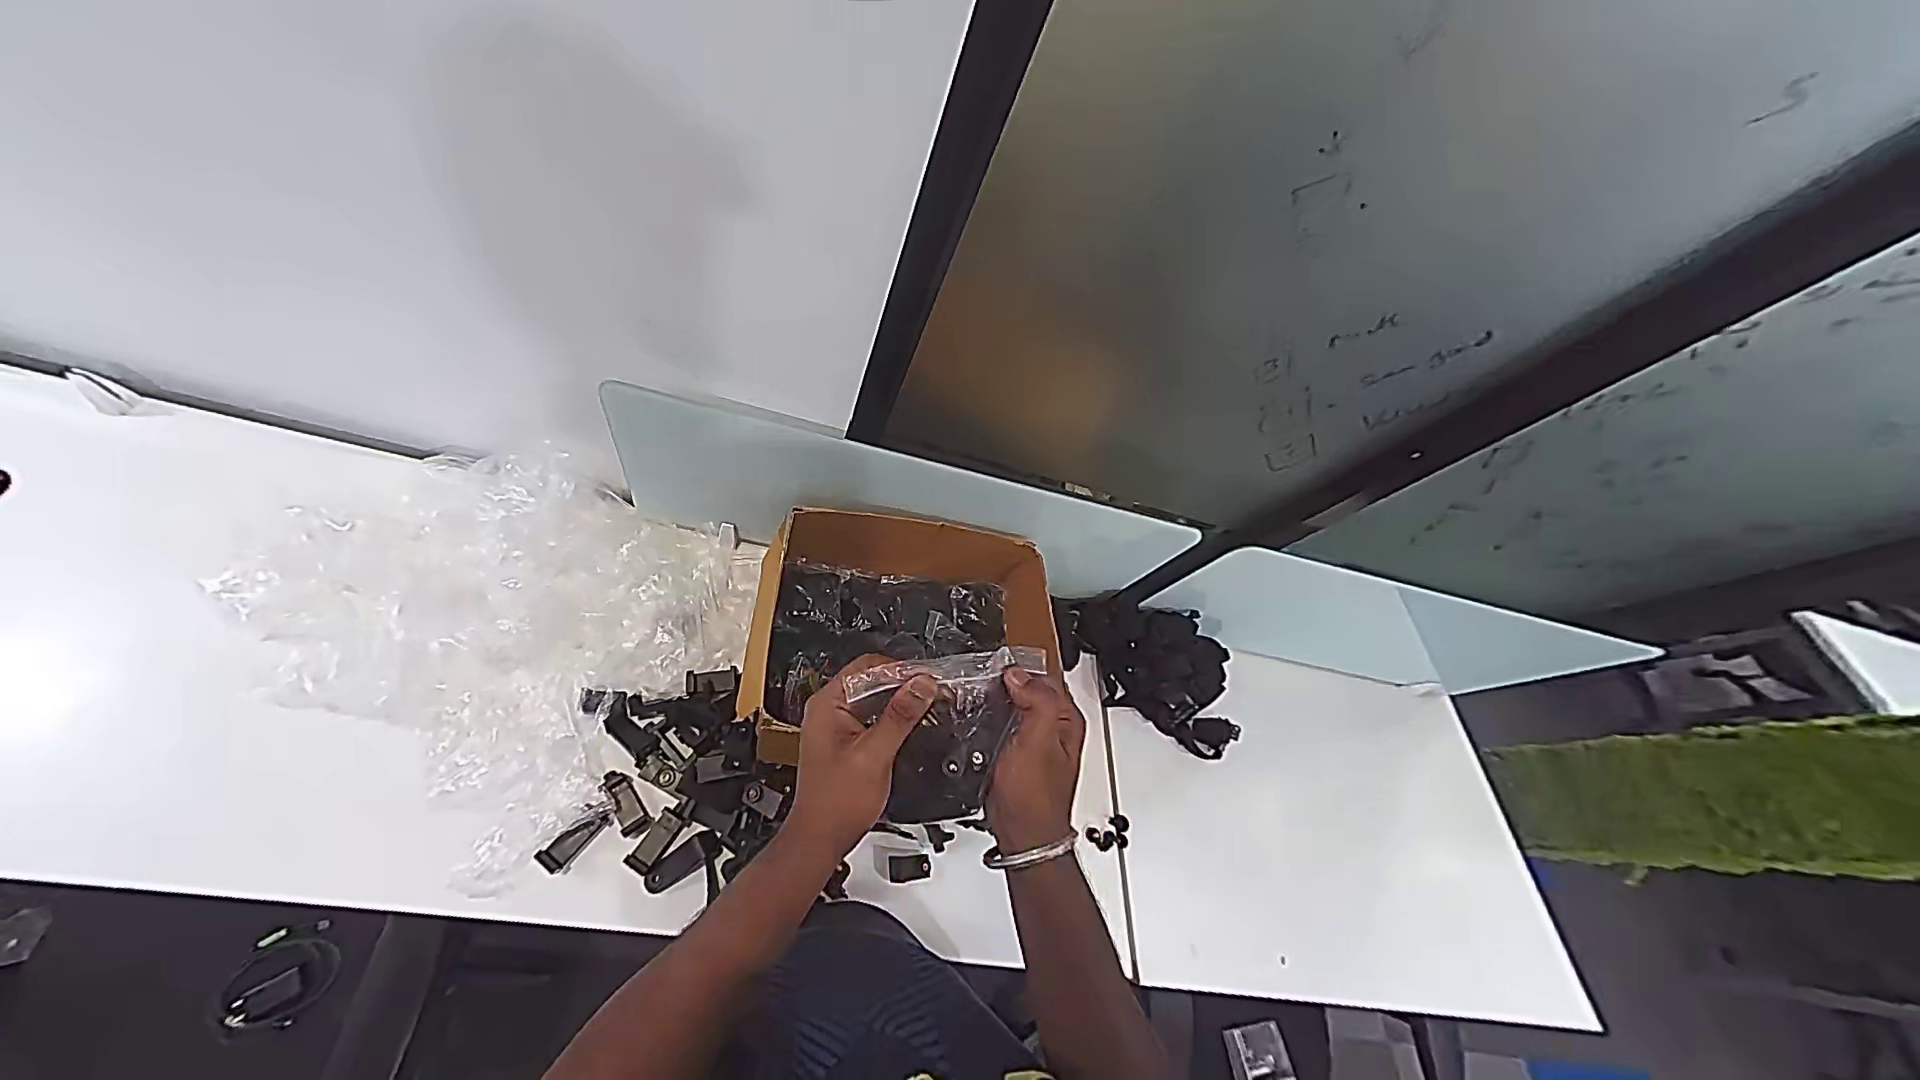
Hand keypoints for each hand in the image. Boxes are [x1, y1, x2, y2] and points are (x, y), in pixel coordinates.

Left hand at [784, 655, 936, 861]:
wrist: (821, 838)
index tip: (926, 678)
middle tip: (932, 690)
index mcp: (828, 705)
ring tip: (927, 704)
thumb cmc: (835, 803)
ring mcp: (837, 724)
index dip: (900, 670)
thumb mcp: (873, 755)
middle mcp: (829, 710)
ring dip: (901, 701)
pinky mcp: (847, 739)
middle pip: (872, 680)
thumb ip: (899, 717)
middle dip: (904, 684)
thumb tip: (920, 685)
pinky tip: (912, 723)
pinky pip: (874, 715)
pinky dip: (894, 716)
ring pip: (875, 698)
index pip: (868, 667)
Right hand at [988, 666, 1085, 852]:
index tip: (1001, 667)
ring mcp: (1036, 740)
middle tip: (987, 678)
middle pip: (1032, 689)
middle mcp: (1055, 728)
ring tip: (981, 693)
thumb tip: (1020, 675)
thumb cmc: (1036, 798)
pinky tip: (982, 718)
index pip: (1048, 677)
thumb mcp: (1038, 742)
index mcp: (1067, 720)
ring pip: (1017, 705)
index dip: (1024, 668)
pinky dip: (994, 717)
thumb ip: (1036, 703)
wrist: (1023, 835)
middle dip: (1010, 682)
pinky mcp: (1018, 752)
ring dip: (1001, 699)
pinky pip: (1006, 723)